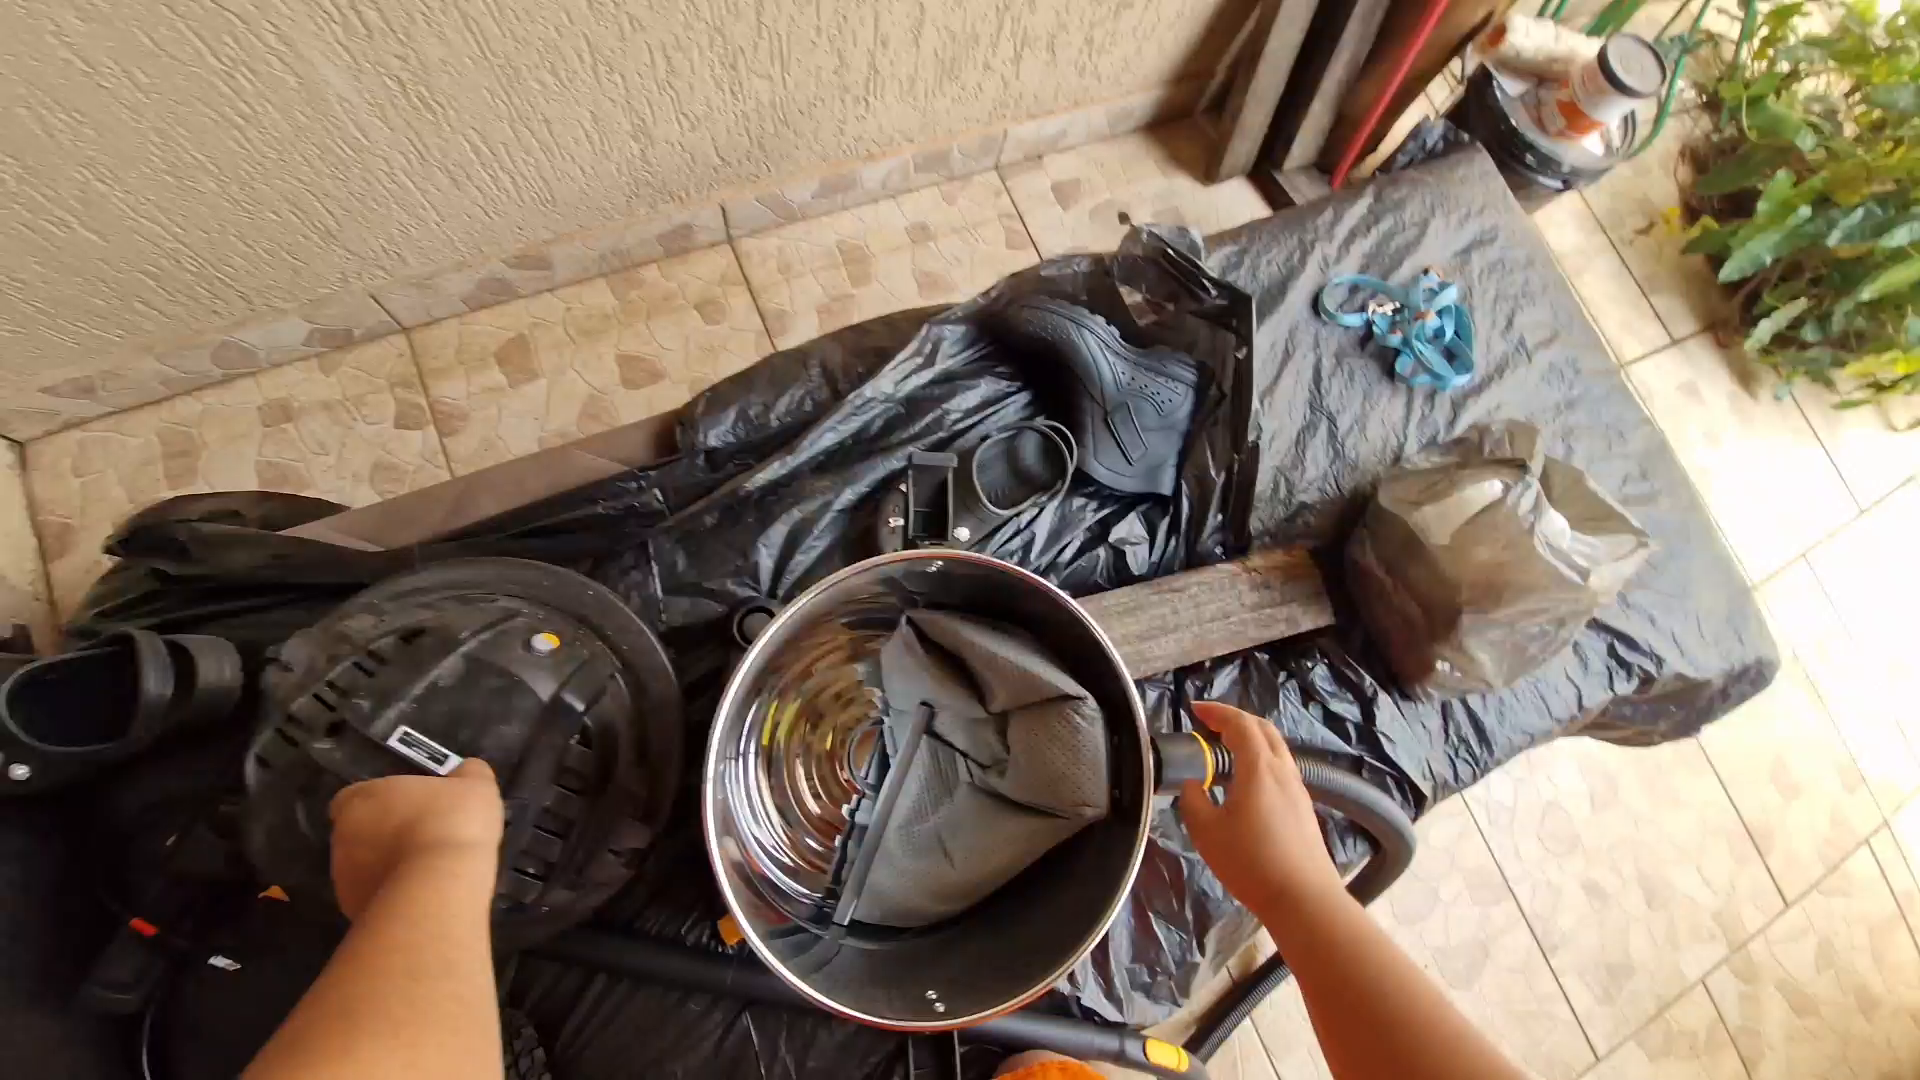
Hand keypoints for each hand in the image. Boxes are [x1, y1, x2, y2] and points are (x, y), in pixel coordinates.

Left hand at [329, 759, 503, 920]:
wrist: (438, 885)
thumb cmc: (453, 820)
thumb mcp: (476, 784)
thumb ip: (466, 773)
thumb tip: (464, 771)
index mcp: (362, 798)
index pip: (355, 795)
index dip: (383, 799)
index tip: (412, 805)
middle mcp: (342, 835)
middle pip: (361, 830)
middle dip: (389, 832)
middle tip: (428, 832)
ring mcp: (343, 876)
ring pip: (367, 863)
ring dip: (393, 861)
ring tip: (434, 864)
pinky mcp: (353, 907)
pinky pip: (376, 892)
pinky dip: (397, 889)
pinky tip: (428, 887)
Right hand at [1177, 702, 1341, 913]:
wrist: (1304, 900)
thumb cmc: (1251, 862)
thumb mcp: (1206, 831)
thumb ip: (1193, 800)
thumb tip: (1192, 785)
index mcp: (1258, 767)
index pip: (1240, 723)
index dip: (1216, 712)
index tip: (1195, 710)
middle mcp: (1282, 770)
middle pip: (1263, 728)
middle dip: (1235, 719)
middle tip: (1209, 724)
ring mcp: (1297, 789)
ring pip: (1275, 747)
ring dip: (1249, 738)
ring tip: (1224, 750)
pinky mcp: (1303, 807)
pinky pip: (1280, 767)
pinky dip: (1259, 758)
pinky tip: (1244, 780)